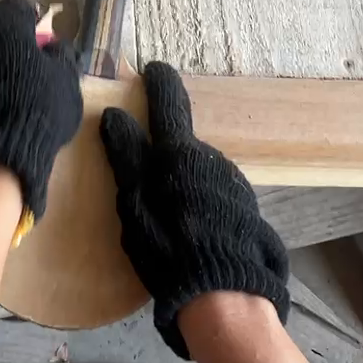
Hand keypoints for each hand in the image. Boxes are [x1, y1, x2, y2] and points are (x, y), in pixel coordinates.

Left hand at [0, 0, 82, 220]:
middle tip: (22, 72)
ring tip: (1, 97)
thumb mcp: (66, 80)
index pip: (19, 8)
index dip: (32, 25)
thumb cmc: (37, 108)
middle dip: (6, 45)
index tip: (40, 45)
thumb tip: (53, 47)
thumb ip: (60, 55)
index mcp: (3, 23)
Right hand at [100, 61, 288, 358]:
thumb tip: (115, 115)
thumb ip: (126, 157)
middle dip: (166, 151)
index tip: (155, 68)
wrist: (226, 295)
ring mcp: (234, 185)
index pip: (168, 105)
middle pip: (182, 145)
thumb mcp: (134, 203)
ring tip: (170, 215)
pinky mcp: (247, 210)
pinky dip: (203, 202)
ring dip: (186, 181)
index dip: (159, 83)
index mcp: (179, 153)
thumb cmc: (168, 246)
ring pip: (201, 172)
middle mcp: (212, 159)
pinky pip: (217, 195)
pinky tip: (195, 230)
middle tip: (147, 176)